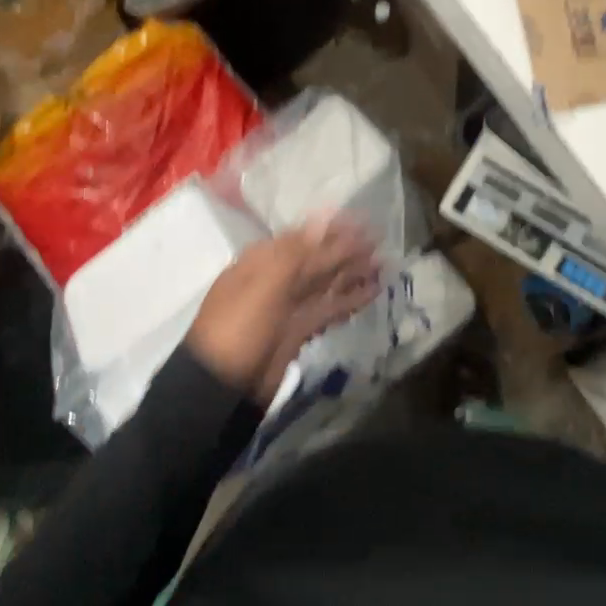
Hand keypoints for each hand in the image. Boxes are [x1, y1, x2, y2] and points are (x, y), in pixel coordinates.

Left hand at [185, 219, 381, 404]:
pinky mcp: (297, 333)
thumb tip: (325, 218)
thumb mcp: (265, 284)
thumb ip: (298, 252)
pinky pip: (327, 310)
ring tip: (384, 266)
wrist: (221, 388)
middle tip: (381, 243)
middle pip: (317, 259)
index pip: (303, 238)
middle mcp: (275, 280)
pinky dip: (348, 301)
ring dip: (352, 274)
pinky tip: (372, 293)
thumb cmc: (239, 328)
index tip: (363, 223)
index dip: (333, 229)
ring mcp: (287, 307)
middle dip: (347, 250)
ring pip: (325, 284)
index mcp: (261, 262)